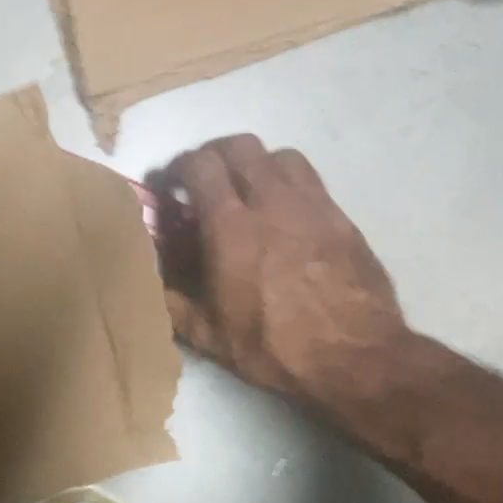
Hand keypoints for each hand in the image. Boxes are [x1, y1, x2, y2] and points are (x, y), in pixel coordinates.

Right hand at [159, 136, 412, 405]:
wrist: (352, 356)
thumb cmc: (272, 348)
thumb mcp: (208, 336)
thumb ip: (173, 303)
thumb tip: (149, 282)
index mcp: (231, 229)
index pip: (200, 166)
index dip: (178, 168)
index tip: (168, 187)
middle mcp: (271, 203)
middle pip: (240, 146)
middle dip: (214, 155)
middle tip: (202, 182)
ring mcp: (312, 204)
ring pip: (278, 155)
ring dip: (254, 164)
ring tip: (244, 192)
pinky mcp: (340, 216)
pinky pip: (308, 179)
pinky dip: (286, 183)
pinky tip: (280, 215)